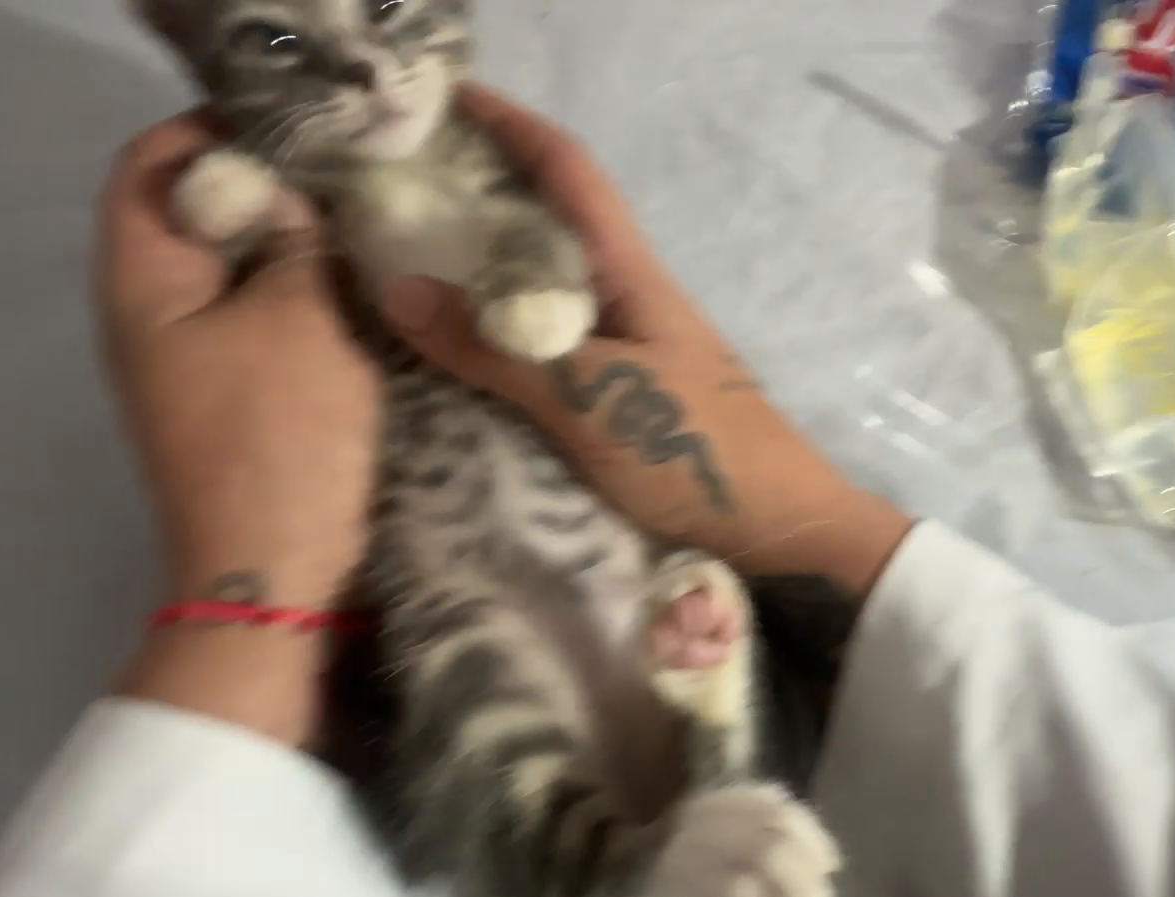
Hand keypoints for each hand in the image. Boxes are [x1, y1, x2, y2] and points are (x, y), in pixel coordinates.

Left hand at [98, 114, 380, 745]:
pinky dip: (311, 305)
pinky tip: (367, 304)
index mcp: (144, 283)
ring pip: (245, 278)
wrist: (276, 568)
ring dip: (300, 255)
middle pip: (202, 221)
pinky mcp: (246, 399)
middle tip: (354, 185)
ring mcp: (201, 363)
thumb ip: (294, 249)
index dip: (220, 134)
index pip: (156, 166)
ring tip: (371, 238)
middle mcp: (157, 316)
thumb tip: (290, 200)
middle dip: (272, 193)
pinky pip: (272, 327)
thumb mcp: (298, 327)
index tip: (305, 133)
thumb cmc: (283, 441)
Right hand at [380, 86, 912, 599]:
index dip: (510, 124)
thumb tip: (396, 288)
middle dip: (485, 196)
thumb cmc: (694, 452)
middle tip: (401, 194)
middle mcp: (634, 298)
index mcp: (632, 275)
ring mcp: (636, 347)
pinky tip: (478, 347)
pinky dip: (514, 330)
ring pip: (556, 286)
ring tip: (419, 263)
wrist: (778, 519)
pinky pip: (561, 341)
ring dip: (495, 267)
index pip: (570, 170)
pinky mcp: (633, 392)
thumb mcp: (591, 401)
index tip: (442, 97)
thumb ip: (501, 351)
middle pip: (556, 224)